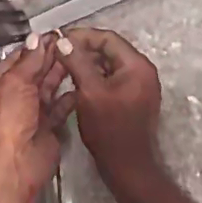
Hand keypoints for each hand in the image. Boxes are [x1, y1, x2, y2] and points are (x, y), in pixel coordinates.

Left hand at [0, 36, 74, 202]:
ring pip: (47, 89)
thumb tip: (35, 43)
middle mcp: (12, 100)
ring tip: (74, 58)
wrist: (16, 164)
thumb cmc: (5, 127)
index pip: (16, 60)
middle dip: (49, 58)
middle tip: (66, 43)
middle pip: (33, 73)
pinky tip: (77, 88)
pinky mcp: (46, 129)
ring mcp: (29, 115)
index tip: (50, 36)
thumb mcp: (15, 83)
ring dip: (59, 74)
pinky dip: (68, 99)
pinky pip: (59, 110)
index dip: (33, 47)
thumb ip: (28, 61)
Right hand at [55, 27, 163, 185]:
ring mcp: (140, 86)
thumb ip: (77, 63)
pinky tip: (76, 83)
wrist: (128, 166)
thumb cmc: (109, 130)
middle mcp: (142, 71)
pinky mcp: (133, 98)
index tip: (59, 39)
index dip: (82, 36)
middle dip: (83, 50)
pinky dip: (94, 78)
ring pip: (109, 65)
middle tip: (58, 53)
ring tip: (63, 67)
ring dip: (87, 64)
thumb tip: (63, 41)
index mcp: (137, 66)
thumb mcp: (90, 93)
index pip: (108, 38)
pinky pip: (112, 79)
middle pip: (109, 50)